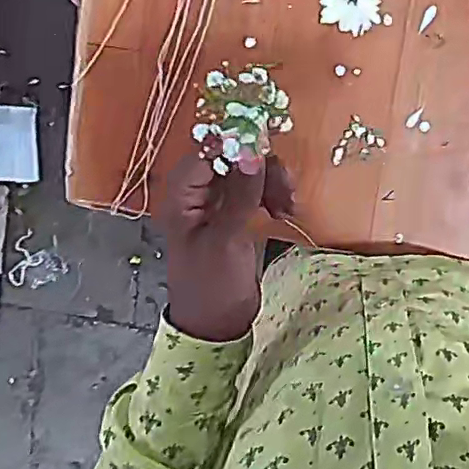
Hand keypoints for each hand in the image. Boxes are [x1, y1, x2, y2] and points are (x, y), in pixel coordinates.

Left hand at [151, 152, 295, 340]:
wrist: (217, 323)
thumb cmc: (212, 283)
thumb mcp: (227, 239)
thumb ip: (241, 194)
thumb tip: (253, 153)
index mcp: (181, 196)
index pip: (208, 153)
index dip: (236, 145)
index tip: (267, 145)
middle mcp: (197, 194)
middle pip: (232, 159)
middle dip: (261, 168)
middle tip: (285, 187)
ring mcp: (217, 204)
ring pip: (249, 172)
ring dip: (272, 182)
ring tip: (287, 206)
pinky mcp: (235, 214)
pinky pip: (256, 190)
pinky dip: (272, 195)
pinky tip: (284, 212)